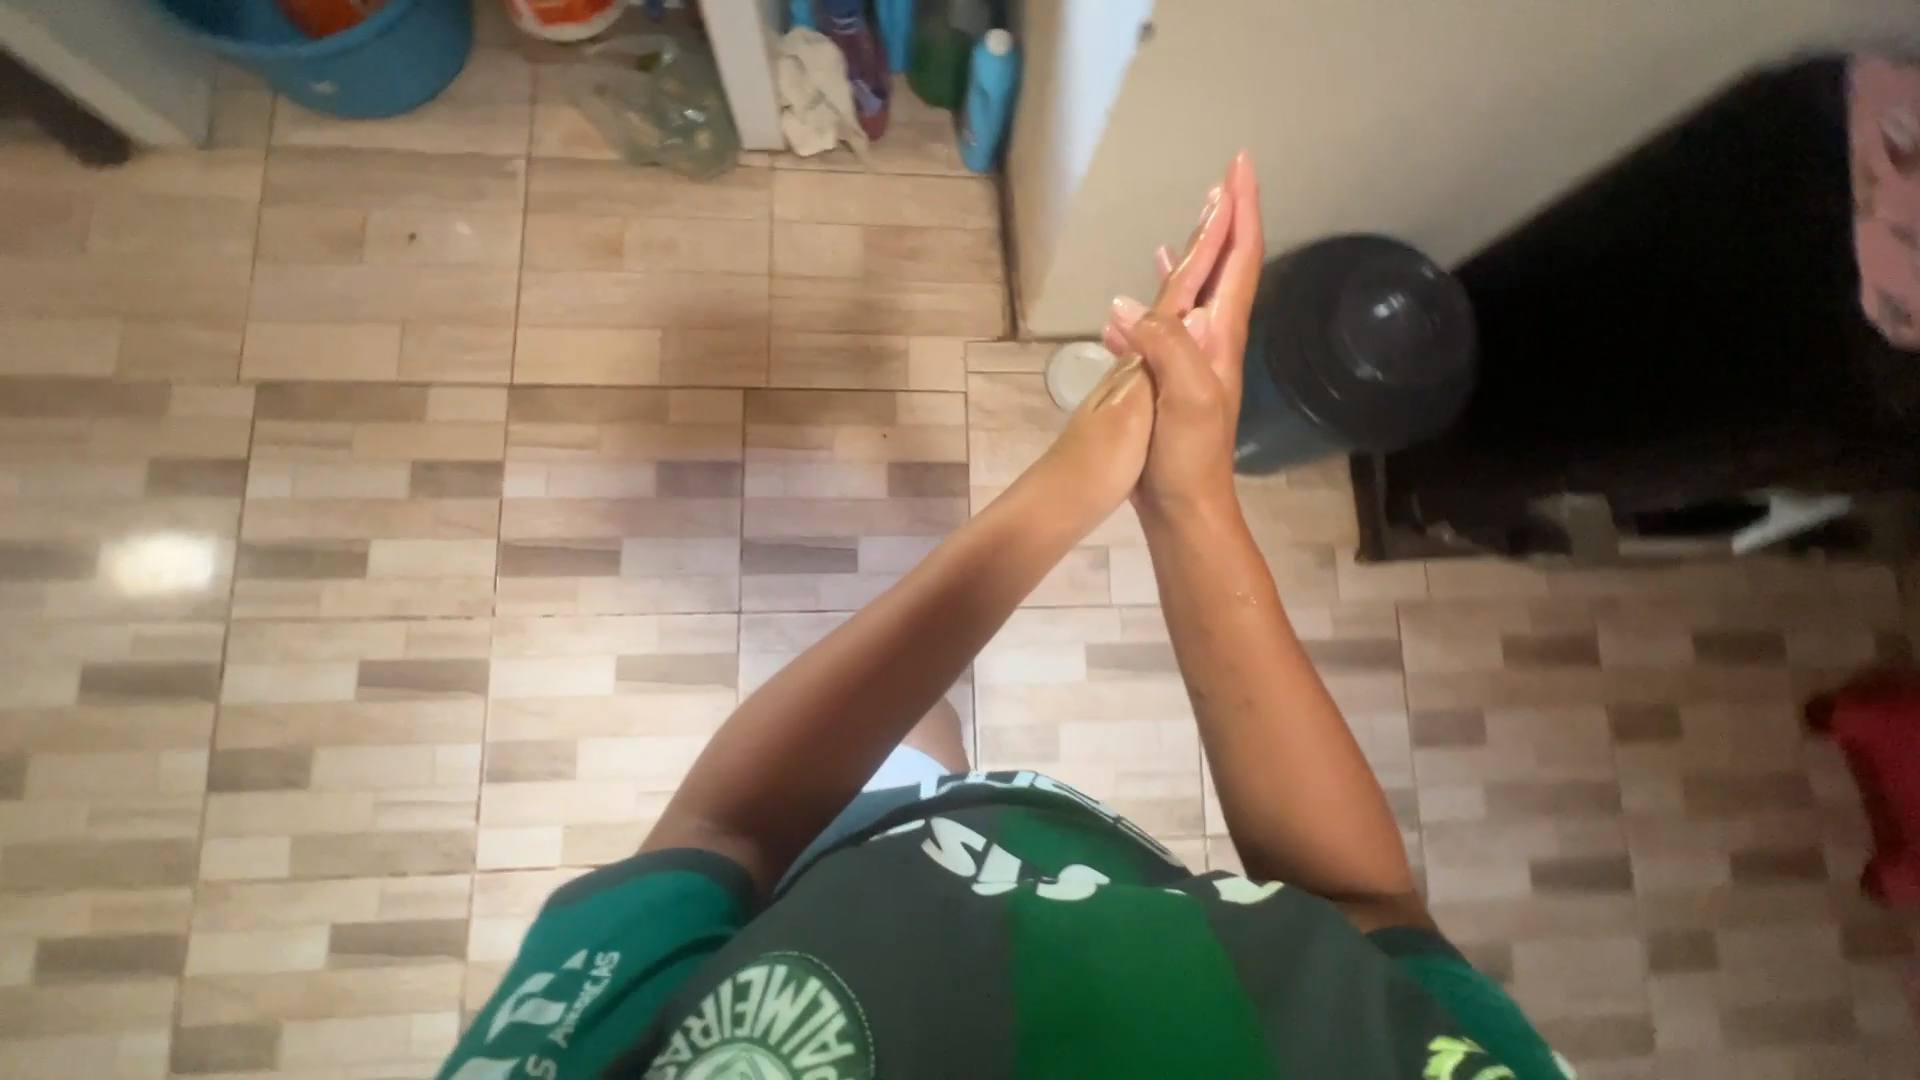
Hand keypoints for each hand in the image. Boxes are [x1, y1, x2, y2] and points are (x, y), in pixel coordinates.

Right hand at [1023, 155, 1247, 523]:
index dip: (1241, 211)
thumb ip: (1166, 346)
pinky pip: (1158, 334)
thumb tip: (1131, 307)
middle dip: (1222, 225)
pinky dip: (1147, 313)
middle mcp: (1211, 343)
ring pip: (1191, 301)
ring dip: (1189, 265)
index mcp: (1221, 337)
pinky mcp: (1167, 384)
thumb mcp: (1187, 397)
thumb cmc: (1190, 455)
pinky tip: (1125, 312)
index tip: (1238, 167)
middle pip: (1221, 271)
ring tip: (1179, 234)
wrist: (1184, 505)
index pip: (1238, 259)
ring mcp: (1190, 364)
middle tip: (1217, 185)